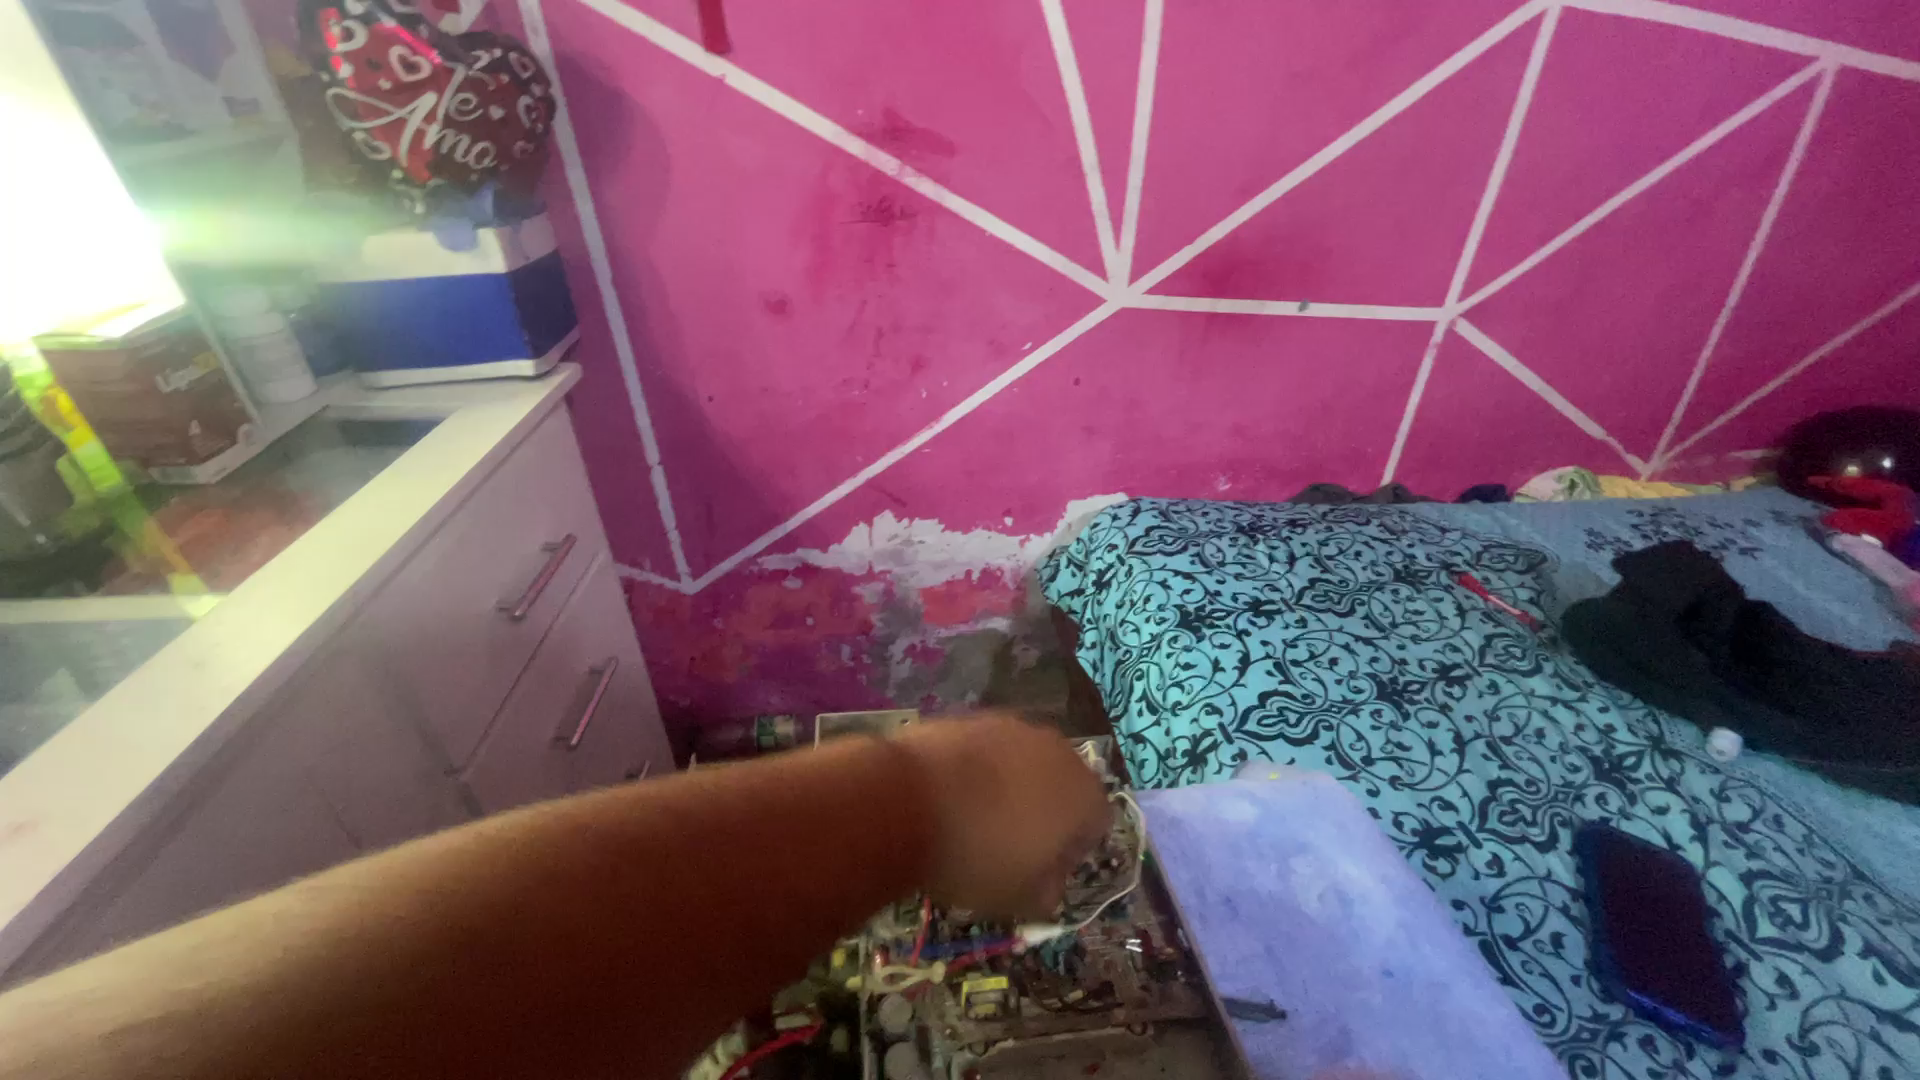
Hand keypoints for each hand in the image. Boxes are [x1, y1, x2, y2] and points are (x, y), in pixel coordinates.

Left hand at [895, 713, 1113, 918]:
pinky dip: (978, 769)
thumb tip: (1050, 882)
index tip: (1043, 869)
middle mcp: (1057, 749)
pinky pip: (987, 749)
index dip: (1073, 850)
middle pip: (1062, 784)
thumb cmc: (976, 855)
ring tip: (976, 817)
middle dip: (1044, 811)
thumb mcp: (1021, 898)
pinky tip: (951, 794)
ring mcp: (1012, 726)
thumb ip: (1049, 891)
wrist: (906, 799)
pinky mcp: (971, 717)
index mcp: (1083, 793)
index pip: (1097, 823)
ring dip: (1011, 786)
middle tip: (1011, 843)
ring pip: (1024, 762)